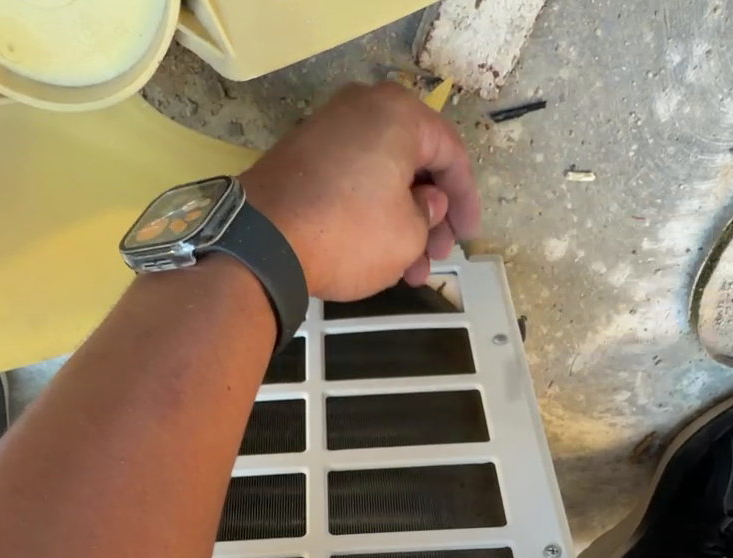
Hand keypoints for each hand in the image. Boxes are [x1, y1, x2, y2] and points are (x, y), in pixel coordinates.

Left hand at [241, 82, 480, 301]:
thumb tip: (425, 202)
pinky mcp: (300, 161)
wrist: (263, 244)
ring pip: (381, 179)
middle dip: (431, 218)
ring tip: (410, 272)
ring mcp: (325, 132)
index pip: (450, 153)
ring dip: (402, 225)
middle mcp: (362, 110)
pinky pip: (351, 184)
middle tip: (437, 257)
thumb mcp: (408, 234)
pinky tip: (378, 256)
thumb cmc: (349, 233)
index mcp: (398, 114)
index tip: (469, 236)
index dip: (466, 200)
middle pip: (413, 165)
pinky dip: (371, 216)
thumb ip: (429, 215)